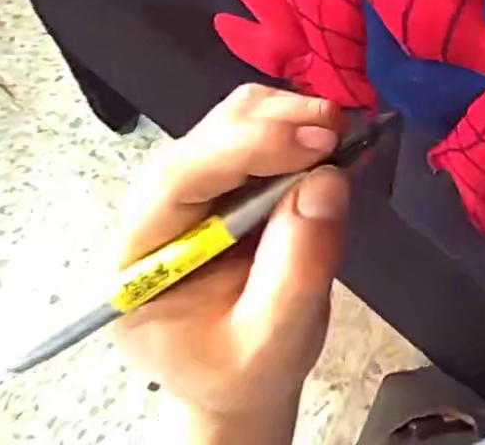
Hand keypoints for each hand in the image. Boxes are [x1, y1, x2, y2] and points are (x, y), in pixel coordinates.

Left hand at [112, 84, 351, 443]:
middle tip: (343, 135)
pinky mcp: (225, 166)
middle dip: (281, 123)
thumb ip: (298, 269)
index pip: (182, 175)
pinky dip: (298, 123)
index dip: (250, 147)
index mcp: (141, 252)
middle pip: (213, 131)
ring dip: (293, 117)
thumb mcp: (273, 342)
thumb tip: (328, 181)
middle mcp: (157, 200)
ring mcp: (192, 177)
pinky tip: (330, 144)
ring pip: (238, 115)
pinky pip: (259, 123)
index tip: (318, 143)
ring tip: (342, 140)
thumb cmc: (243, 368)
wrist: (240, 370)